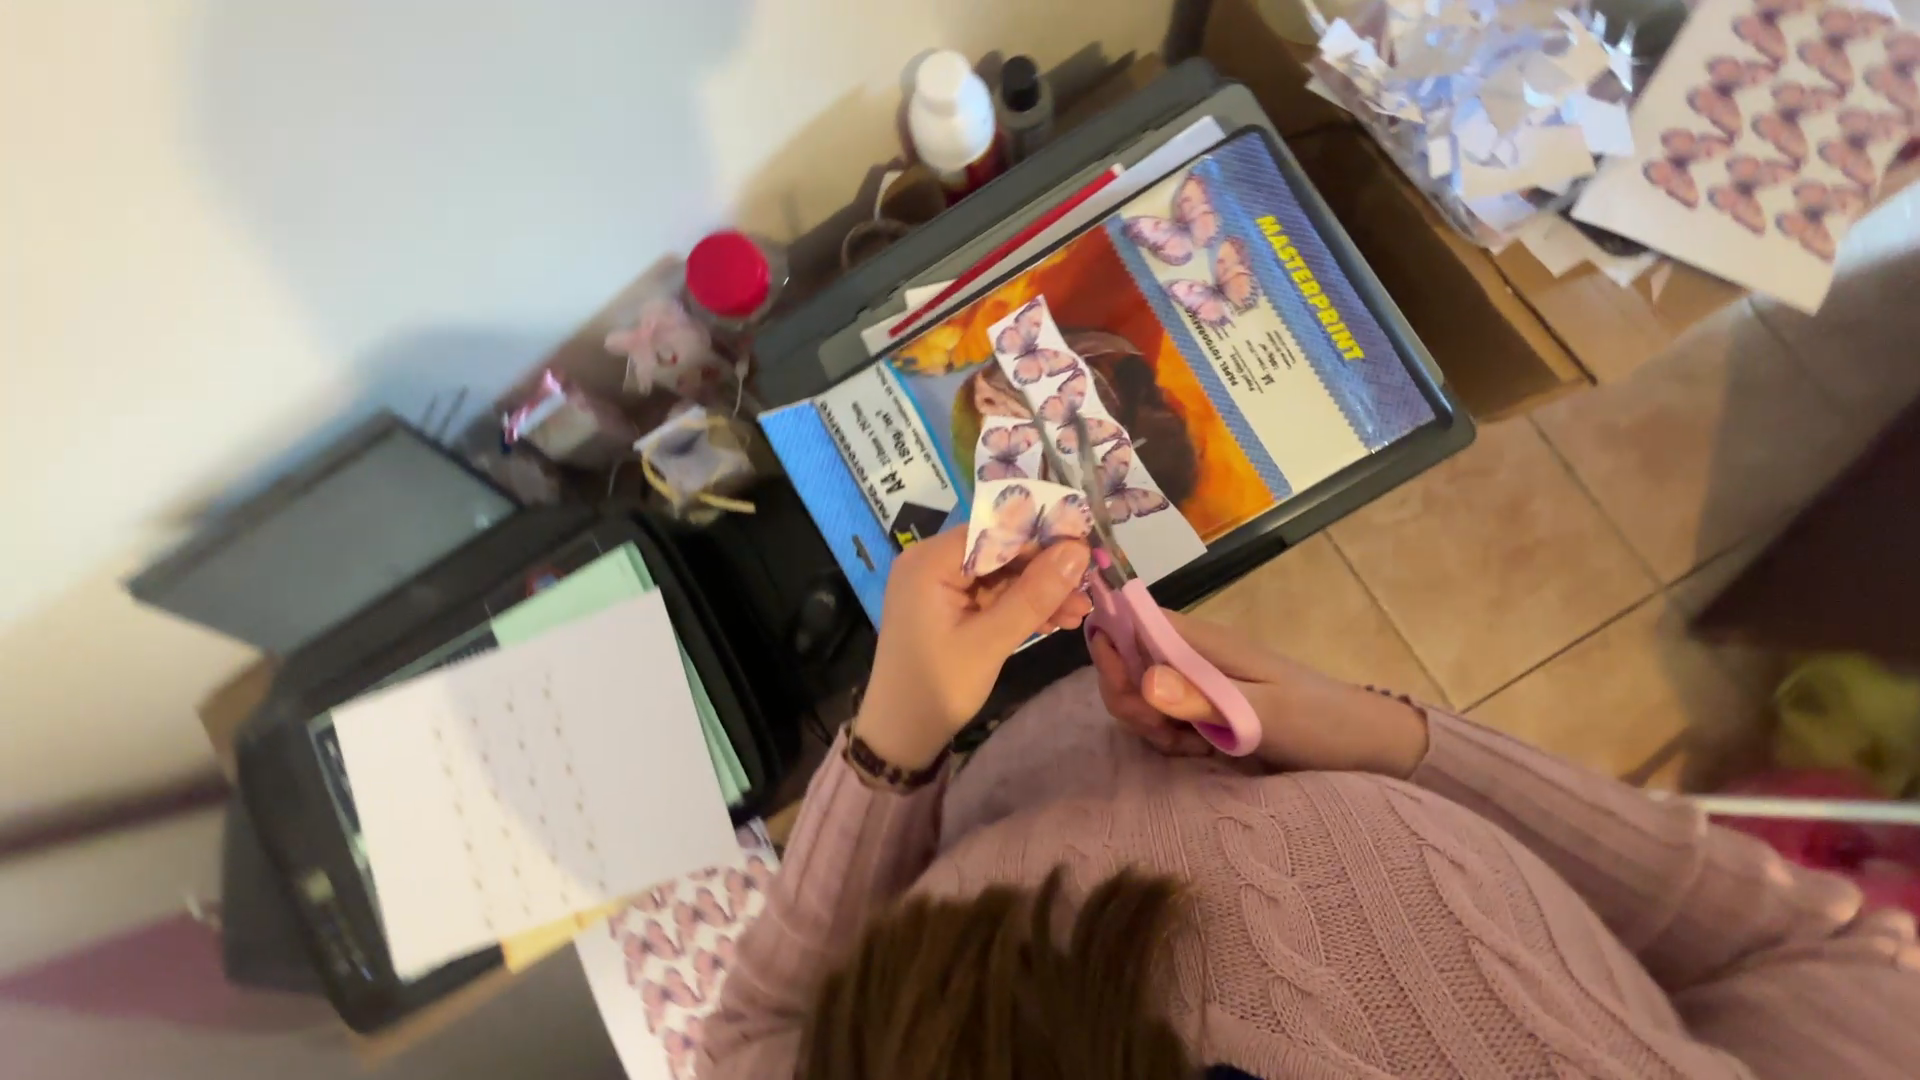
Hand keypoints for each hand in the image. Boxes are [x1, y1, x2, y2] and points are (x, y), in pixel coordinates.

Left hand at [854, 528, 1092, 769]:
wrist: (901, 734)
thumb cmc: (937, 686)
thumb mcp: (990, 641)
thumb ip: (1034, 594)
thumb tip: (1077, 551)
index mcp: (930, 561)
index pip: (994, 530)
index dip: (1041, 536)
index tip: (1085, 549)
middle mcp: (931, 561)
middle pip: (999, 550)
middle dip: (1045, 569)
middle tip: (1088, 587)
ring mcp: (939, 584)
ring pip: (1001, 573)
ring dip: (1040, 591)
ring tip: (1080, 612)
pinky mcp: (948, 605)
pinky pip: (991, 593)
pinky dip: (1022, 605)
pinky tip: (1057, 620)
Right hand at [1091, 608, 1429, 777]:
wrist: (1362, 746)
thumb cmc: (1317, 721)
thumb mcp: (1262, 713)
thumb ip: (1201, 698)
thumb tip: (1143, 681)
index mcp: (1202, 641)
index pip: (1134, 622)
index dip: (1112, 647)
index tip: (1125, 691)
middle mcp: (1192, 655)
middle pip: (1128, 663)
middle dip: (1130, 700)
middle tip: (1164, 733)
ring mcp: (1196, 682)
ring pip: (1140, 695)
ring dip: (1149, 724)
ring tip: (1190, 746)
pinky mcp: (1202, 708)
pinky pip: (1162, 718)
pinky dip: (1167, 738)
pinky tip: (1197, 751)